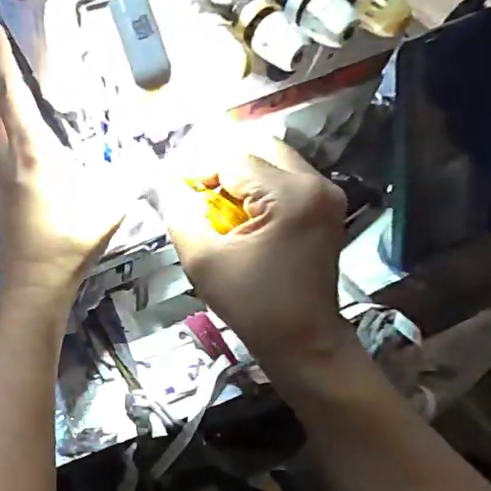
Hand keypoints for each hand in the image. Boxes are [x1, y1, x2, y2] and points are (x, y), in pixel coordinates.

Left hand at [0, 24, 122, 304]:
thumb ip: (131, 177)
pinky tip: (35, 161)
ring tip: (26, 113)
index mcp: (30, 152)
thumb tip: (153, 158)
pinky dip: (8, 147)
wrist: (33, 288)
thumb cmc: (68, 243)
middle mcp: (6, 161)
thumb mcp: (110, 207)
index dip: (1, 58)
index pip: (9, 93)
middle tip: (15, 76)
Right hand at [156, 137, 353, 370]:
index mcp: (291, 195)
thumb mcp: (204, 261)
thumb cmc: (253, 307)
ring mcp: (327, 195)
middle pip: (258, 149)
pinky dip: (258, 187)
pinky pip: (285, 180)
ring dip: (239, 174)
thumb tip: (163, 183)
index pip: (234, 158)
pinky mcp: (326, 208)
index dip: (196, 166)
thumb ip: (180, 215)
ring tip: (208, 198)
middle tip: (189, 186)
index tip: (168, 180)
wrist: (304, 342)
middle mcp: (316, 184)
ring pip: (273, 161)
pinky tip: (235, 209)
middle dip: (219, 163)